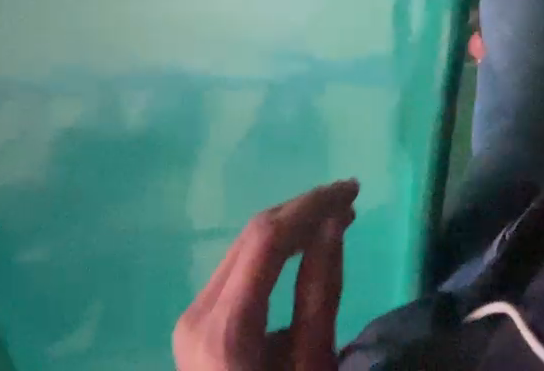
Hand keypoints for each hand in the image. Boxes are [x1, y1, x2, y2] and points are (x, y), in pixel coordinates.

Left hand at [172, 179, 358, 370]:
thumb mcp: (312, 364)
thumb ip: (321, 290)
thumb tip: (334, 222)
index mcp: (225, 329)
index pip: (268, 238)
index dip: (311, 205)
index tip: (353, 191)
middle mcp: (197, 314)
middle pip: (253, 235)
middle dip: (304, 209)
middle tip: (351, 199)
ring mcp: (190, 319)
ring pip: (244, 246)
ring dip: (291, 226)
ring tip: (336, 216)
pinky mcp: (195, 326)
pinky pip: (238, 268)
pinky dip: (274, 249)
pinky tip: (303, 245)